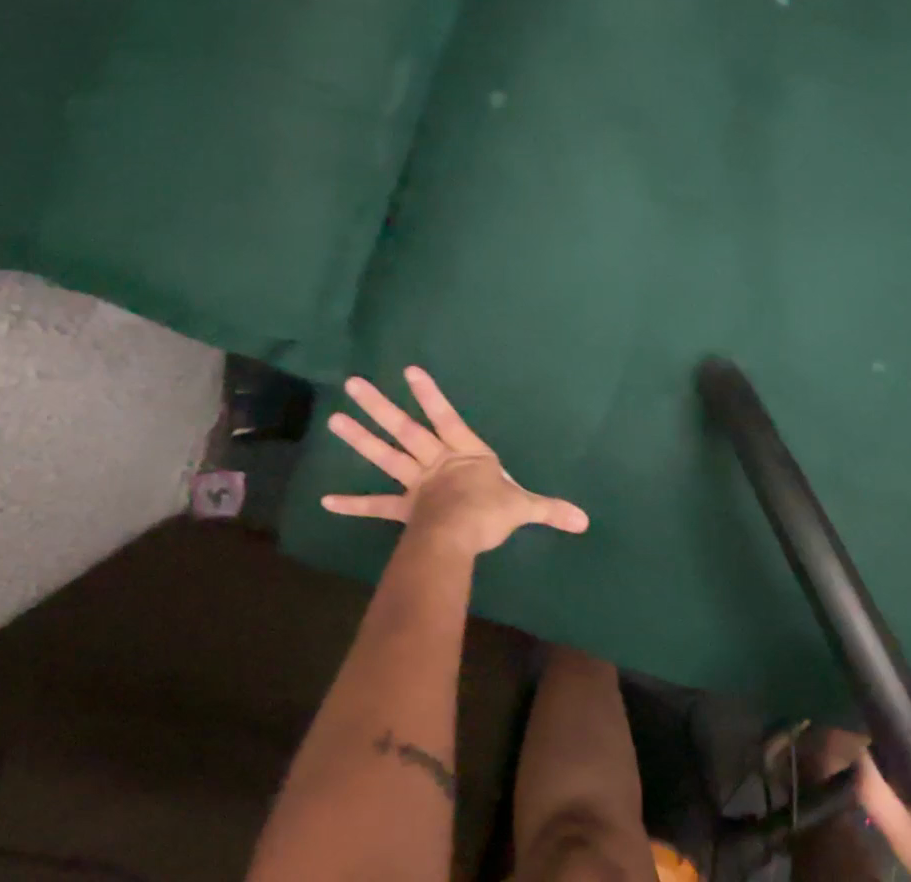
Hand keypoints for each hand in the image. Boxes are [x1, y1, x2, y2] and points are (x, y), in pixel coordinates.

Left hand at [321, 366, 588, 556]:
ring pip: (385, 456)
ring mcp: (416, 483)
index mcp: (466, 453)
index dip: (430, 394)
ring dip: (360, 438)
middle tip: (352, 384)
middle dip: (379, 406)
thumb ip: (550, 509)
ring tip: (335, 420)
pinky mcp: (404, 509)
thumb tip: (585, 520)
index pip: (447, 417)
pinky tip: (325, 500)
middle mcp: (436, 461)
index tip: (409, 371)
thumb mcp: (524, 507)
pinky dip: (352, 504)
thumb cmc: (490, 514)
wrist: (459, 539)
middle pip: (405, 429)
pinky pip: (375, 506)